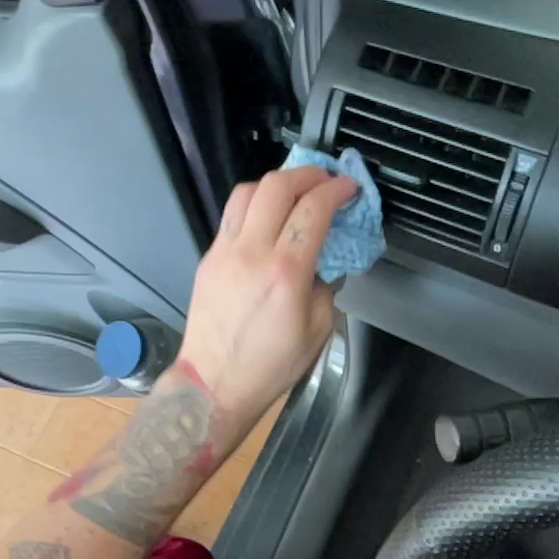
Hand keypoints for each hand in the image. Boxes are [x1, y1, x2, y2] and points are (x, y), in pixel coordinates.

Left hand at [175, 167, 357, 438]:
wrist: (214, 384)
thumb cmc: (268, 366)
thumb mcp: (317, 330)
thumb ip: (327, 288)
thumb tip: (327, 265)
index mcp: (286, 273)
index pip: (313, 209)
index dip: (336, 190)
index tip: (349, 188)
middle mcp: (252, 253)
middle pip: (277, 186)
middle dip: (306, 174)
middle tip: (324, 179)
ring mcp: (225, 252)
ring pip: (247, 192)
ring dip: (276, 183)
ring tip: (294, 191)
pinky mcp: (209, 259)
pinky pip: (231, 217)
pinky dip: (254, 206)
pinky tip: (268, 220)